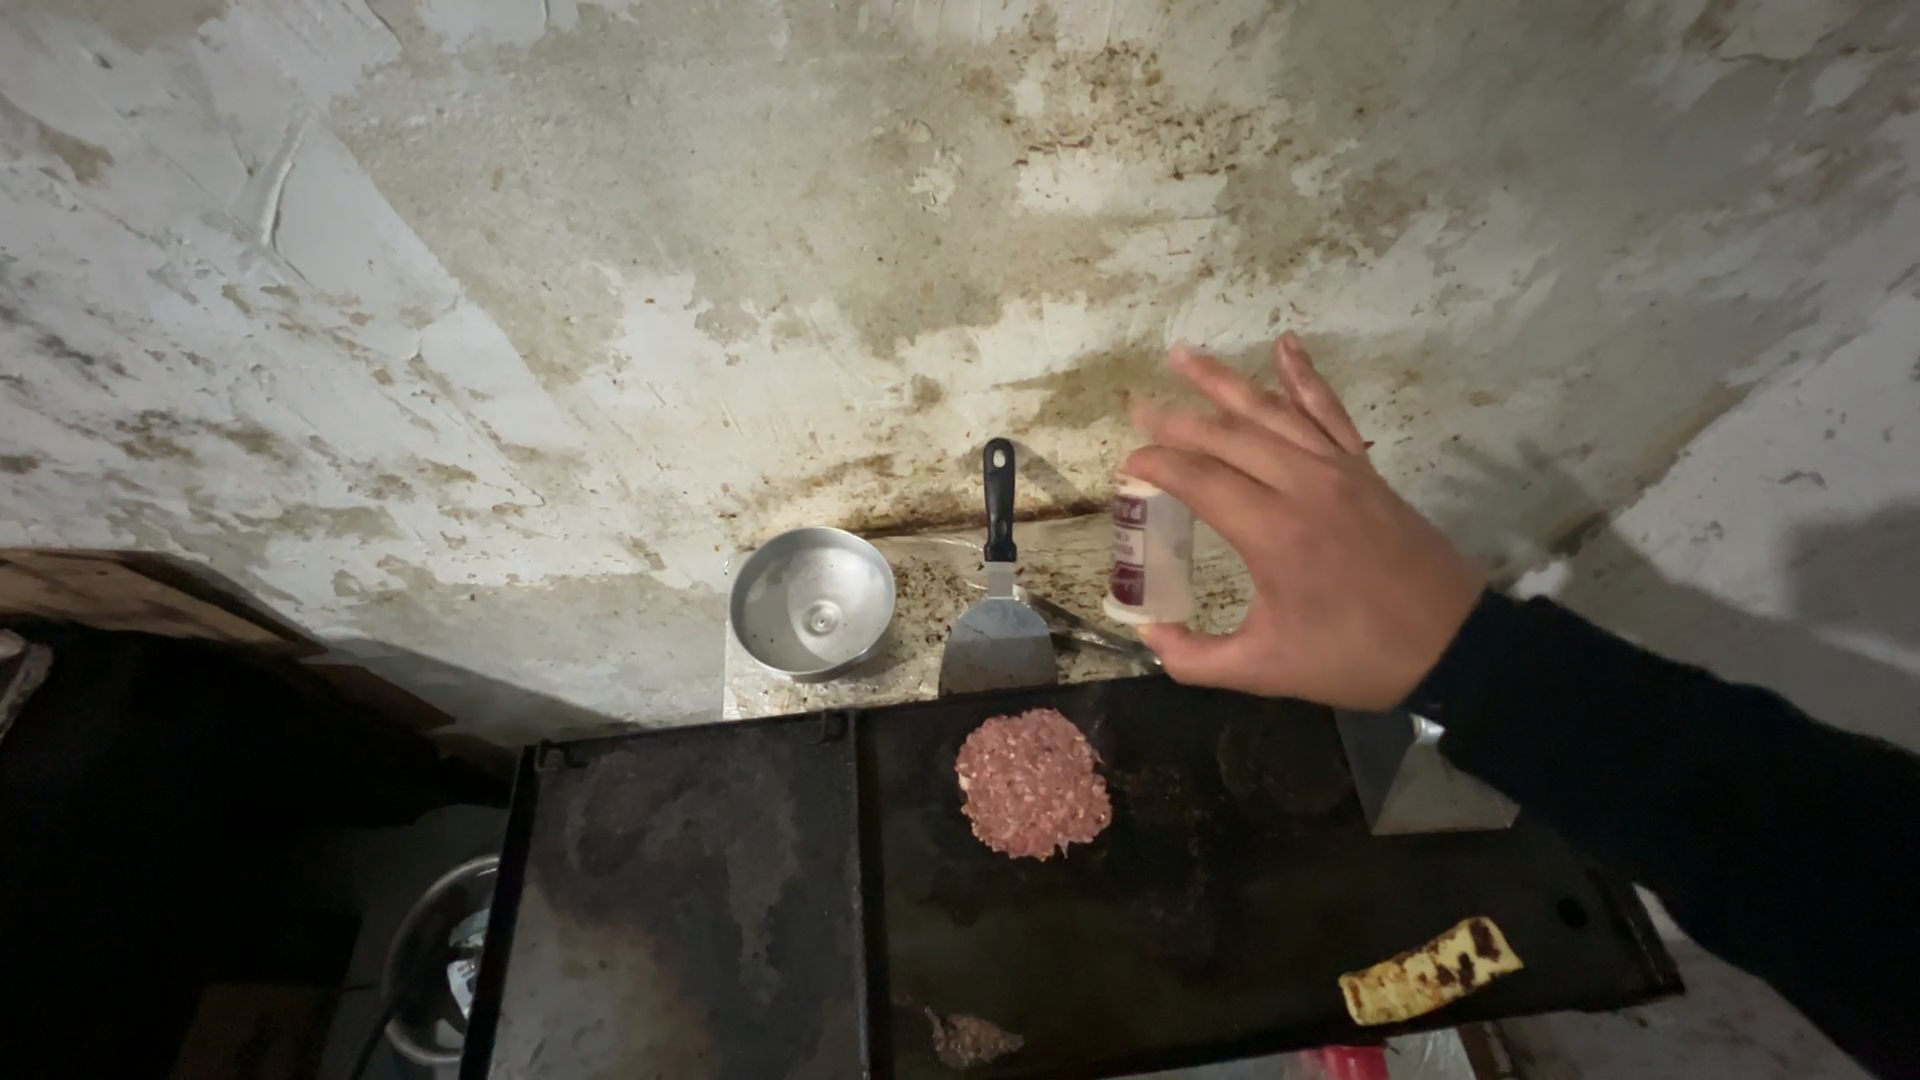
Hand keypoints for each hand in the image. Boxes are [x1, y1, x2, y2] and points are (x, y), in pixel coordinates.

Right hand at [1125, 333, 1485, 710]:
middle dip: (1175, 417)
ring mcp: (1338, 469)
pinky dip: (1304, 376)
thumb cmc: (1354, 657)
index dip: (1156, 464)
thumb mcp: (1264, 671)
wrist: (1452, 644)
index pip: (1198, 478)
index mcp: (1272, 532)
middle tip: (1137, 405)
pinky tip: (1286, 345)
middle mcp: (1301, 485)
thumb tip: (1148, 635)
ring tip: (1183, 354)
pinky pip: (1328, 410)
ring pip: (1271, 410)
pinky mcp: (1363, 469)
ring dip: (1223, 381)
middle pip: (1226, 435)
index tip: (1128, 465)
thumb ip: (1195, 658)